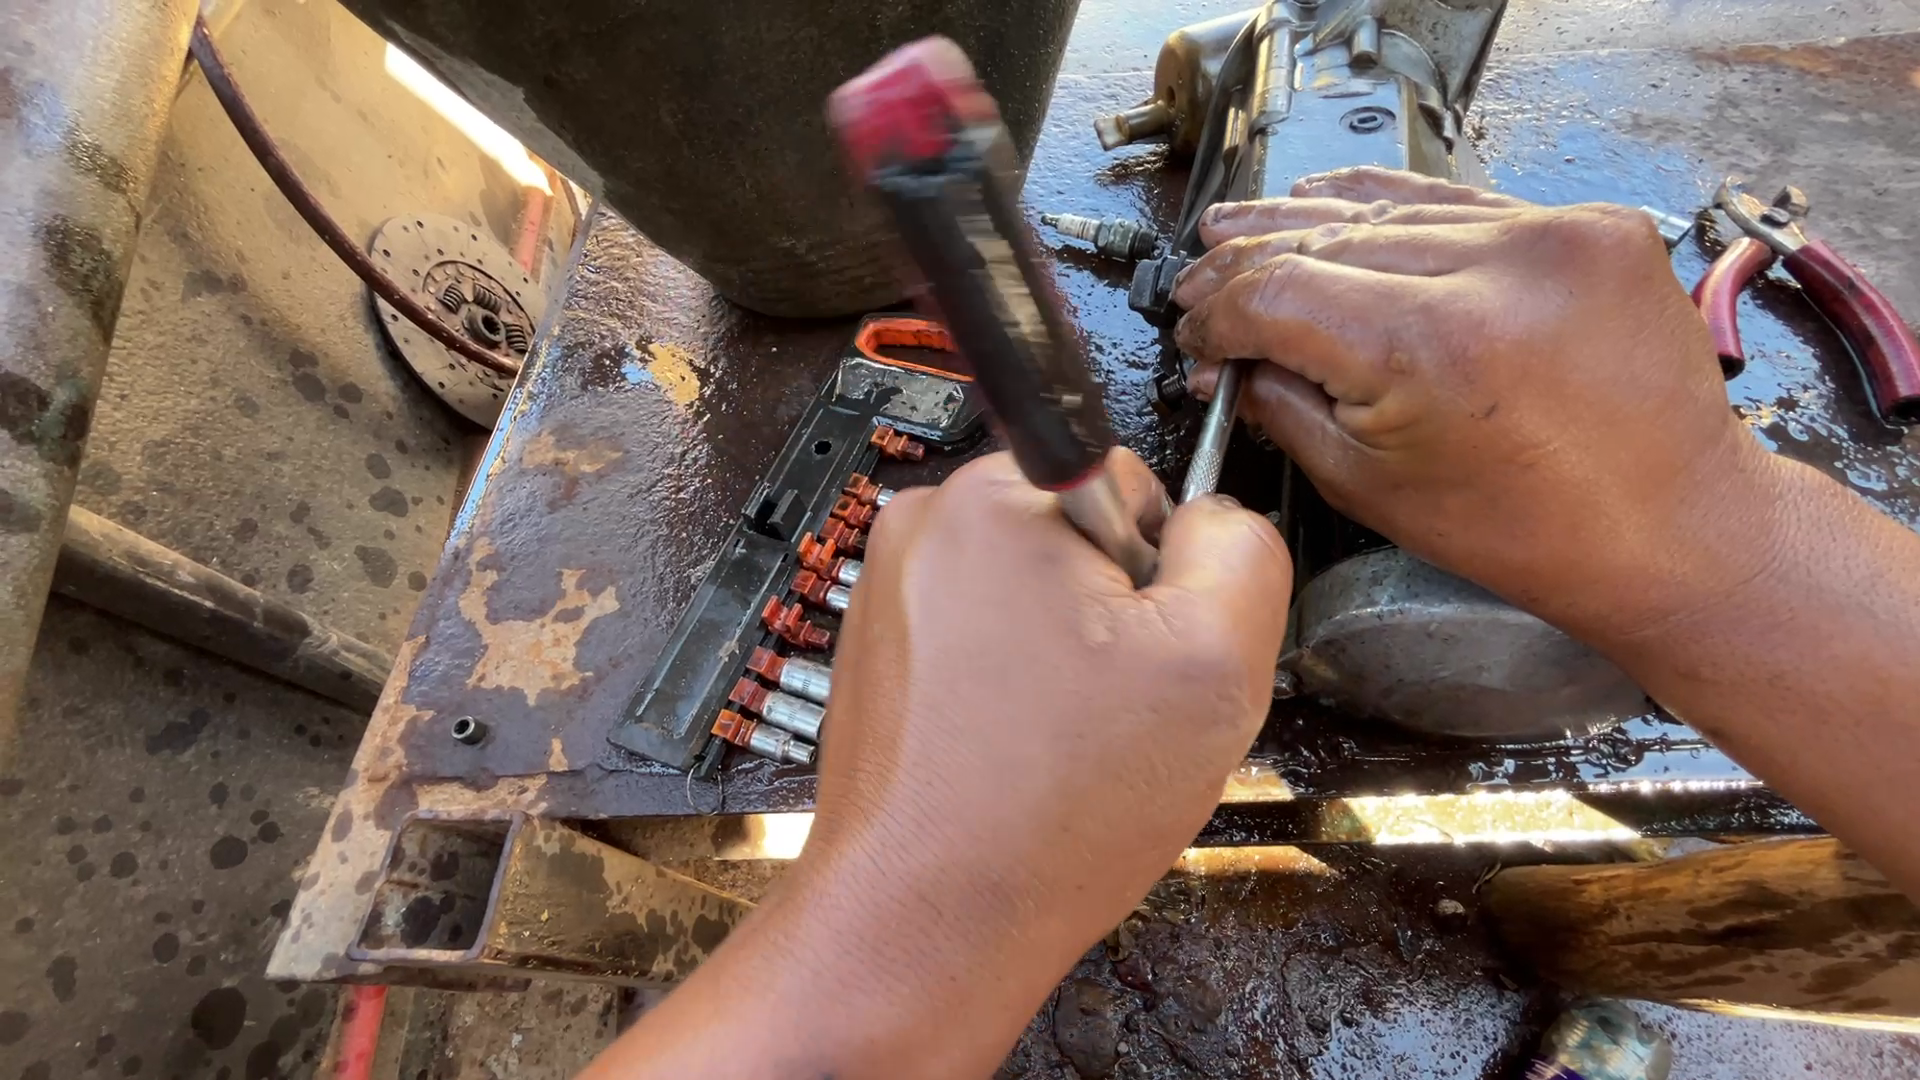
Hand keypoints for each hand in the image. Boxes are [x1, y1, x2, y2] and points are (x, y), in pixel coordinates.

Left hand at [590, 448, 1290, 1079]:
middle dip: (1105, 609)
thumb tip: (1209, 516)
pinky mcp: (877, 642)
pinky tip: (1007, 740)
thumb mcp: (1214, 661)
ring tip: (1051, 730)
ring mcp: (889, 585)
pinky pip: (975, 632)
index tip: (1137, 648)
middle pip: (1069, 536)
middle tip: (1101, 700)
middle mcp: (924, 523)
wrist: (924, 915)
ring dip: (1057, 646)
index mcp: (995, 497)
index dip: (1157, 570)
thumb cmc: (1056, 801)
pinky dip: (1007, 674)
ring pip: (1025, 589)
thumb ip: (1240, 550)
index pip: (1124, 481)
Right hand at [1170, 166, 1776, 639]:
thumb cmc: (1515, 528)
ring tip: (1229, 230)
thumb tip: (1223, 366)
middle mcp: (1496, 267)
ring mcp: (1551, 232)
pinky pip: (1447, 200)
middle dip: (1240, 268)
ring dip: (1292, 226)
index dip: (1218, 316)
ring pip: (1378, 213)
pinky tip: (1316, 195)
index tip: (1192, 337)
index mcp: (1430, 347)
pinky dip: (1373, 203)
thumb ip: (1279, 406)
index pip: (1278, 296)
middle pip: (1321, 242)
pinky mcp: (1580, 225)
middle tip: (1195, 290)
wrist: (1669, 527)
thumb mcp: (1362, 481)